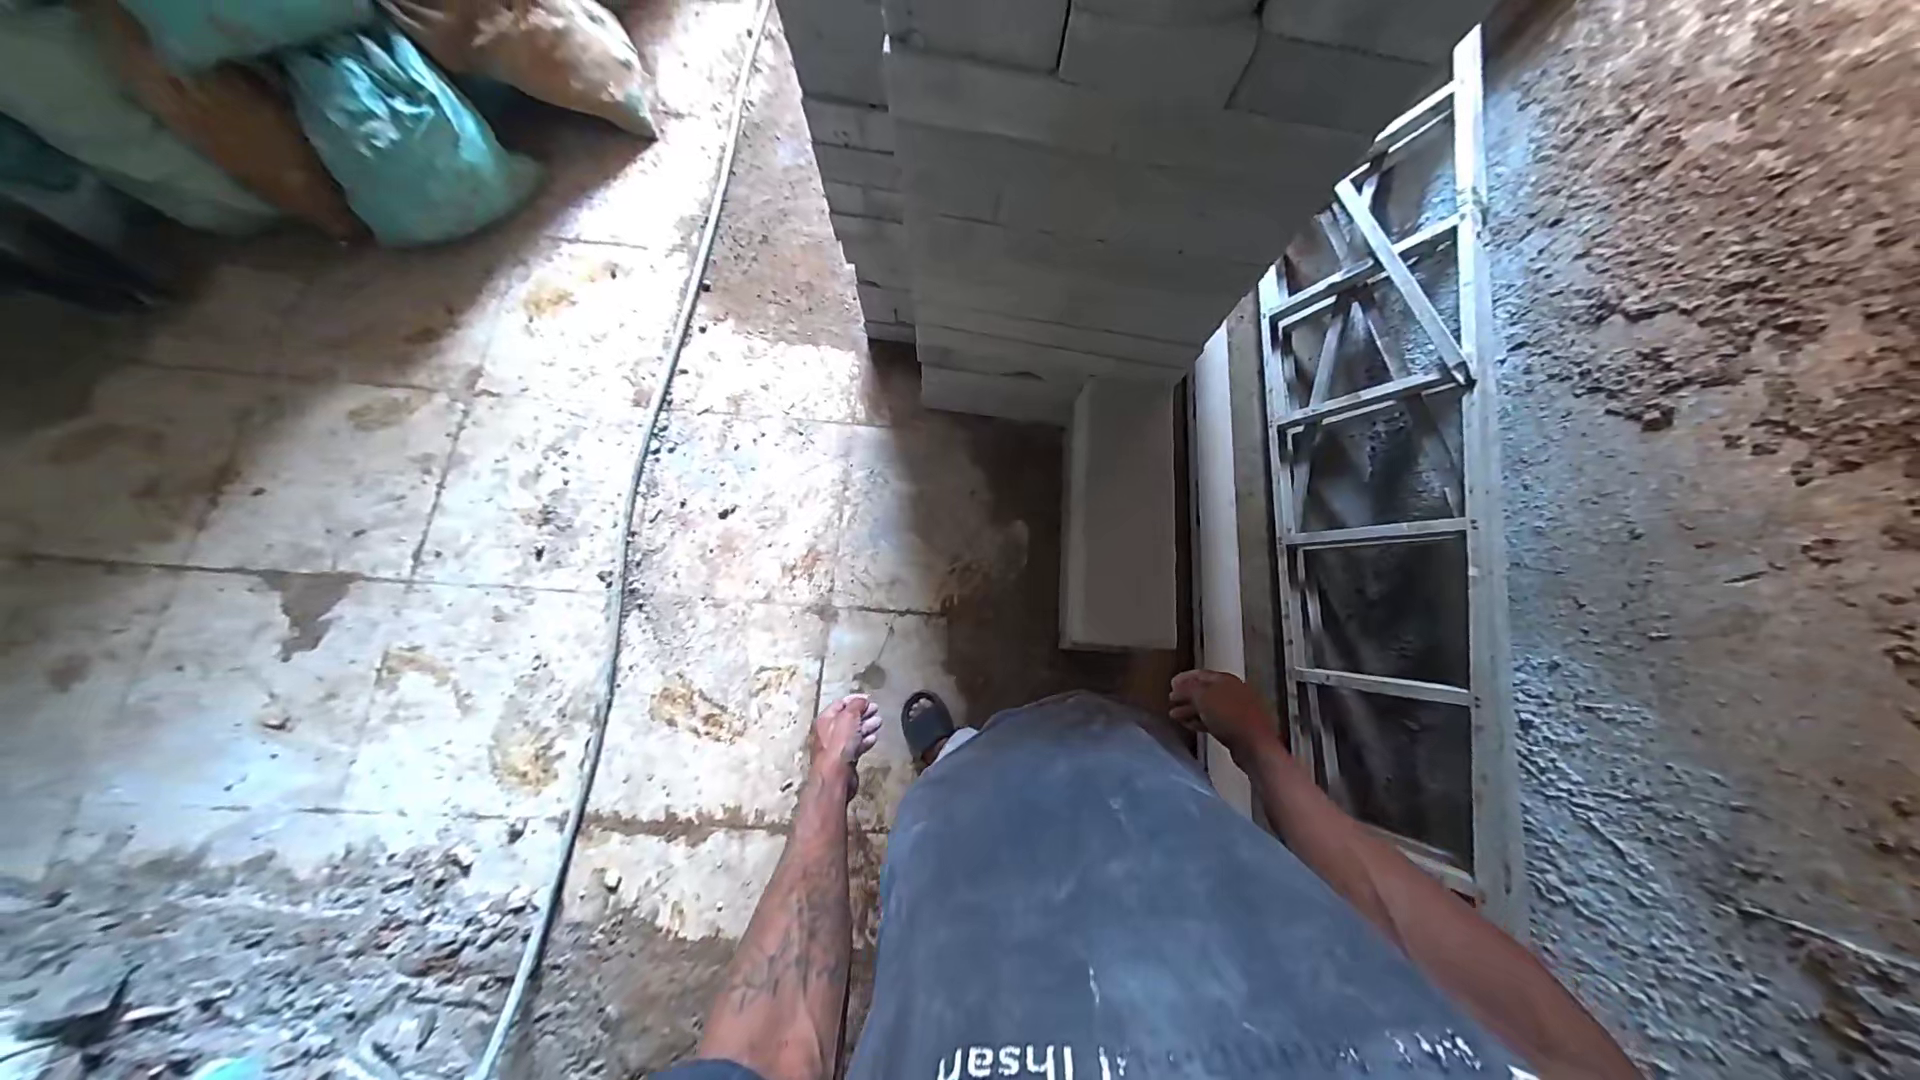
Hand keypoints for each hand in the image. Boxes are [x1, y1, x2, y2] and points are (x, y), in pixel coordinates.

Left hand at [807, 694, 882, 801]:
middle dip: (863, 713)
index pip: (840, 703)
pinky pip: (856, 746)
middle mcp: (828, 732)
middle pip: (848, 718)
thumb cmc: (839, 744)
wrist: (836, 776)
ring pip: (853, 732)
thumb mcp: (849, 717)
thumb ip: (856, 705)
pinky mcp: (844, 759)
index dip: (855, 699)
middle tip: (876, 710)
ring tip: (879, 722)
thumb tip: (862, 700)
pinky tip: (873, 738)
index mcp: (825, 719)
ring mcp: (836, 747)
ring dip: (866, 726)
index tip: (869, 699)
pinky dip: (865, 741)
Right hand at [1169, 670, 1282, 763]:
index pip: (1201, 674)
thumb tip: (1178, 687)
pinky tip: (1190, 725)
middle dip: (1186, 696)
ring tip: (1175, 715)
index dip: (1184, 678)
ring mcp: (1236, 710)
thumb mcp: (1202, 697)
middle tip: (1171, 701)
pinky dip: (1200, 721)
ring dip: (1190, 710)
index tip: (1171, 684)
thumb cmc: (1228, 716)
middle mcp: (1232, 692)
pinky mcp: (1236, 728)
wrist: (1255, 746)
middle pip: (1204, 691)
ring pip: (1208, 707)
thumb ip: (1187, 689)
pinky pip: (1214, 720)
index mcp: (1226, 680)